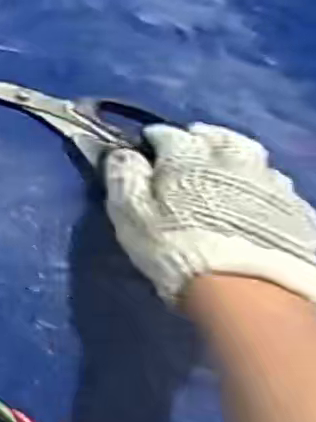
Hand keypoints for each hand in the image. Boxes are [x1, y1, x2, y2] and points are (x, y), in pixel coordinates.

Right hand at [106, 123, 315, 304]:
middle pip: (226, 139)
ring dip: (235, 156)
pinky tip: (249, 191)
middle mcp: (237, 168)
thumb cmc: (172, 244)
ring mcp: (274, 189)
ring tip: (220, 164)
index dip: (156, 135)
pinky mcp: (297, 213)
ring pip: (255, 160)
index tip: (143, 141)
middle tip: (190, 139)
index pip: (174, 136)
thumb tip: (123, 153)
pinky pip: (276, 185)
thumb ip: (124, 178)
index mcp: (191, 163)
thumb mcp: (130, 212)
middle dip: (206, 135)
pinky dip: (257, 180)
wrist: (247, 286)